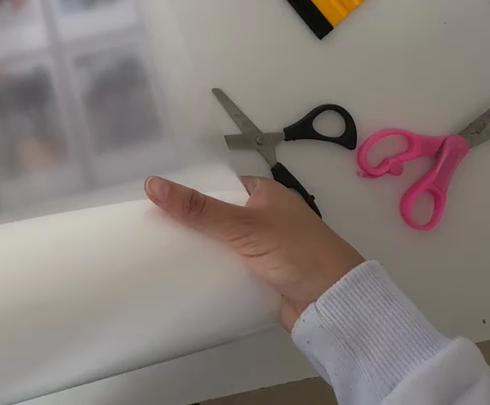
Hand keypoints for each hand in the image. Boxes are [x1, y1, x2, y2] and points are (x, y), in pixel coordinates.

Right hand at [146, 174, 364, 329]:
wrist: (337, 305)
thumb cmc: (295, 251)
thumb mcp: (243, 226)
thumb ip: (198, 209)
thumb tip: (152, 184)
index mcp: (263, 193)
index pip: (218, 186)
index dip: (191, 192)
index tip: (158, 200)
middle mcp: (264, 217)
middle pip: (218, 216)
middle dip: (192, 224)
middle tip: (154, 229)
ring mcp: (265, 248)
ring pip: (223, 244)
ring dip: (203, 250)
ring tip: (162, 253)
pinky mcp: (265, 276)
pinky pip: (231, 268)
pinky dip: (215, 271)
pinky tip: (189, 276)